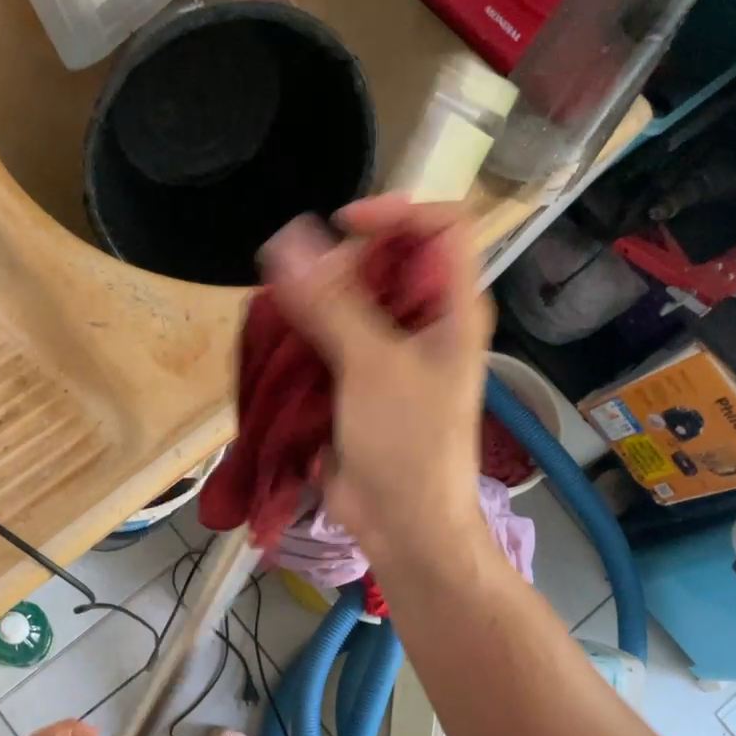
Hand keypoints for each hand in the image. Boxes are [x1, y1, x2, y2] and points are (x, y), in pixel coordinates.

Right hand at [259, 195, 496, 570]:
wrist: (403, 524)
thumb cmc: (407, 443)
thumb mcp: (372, 365)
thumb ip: (332, 302)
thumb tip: (289, 240)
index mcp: (453, 308)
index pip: (440, 225)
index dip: (396, 212)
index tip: (342, 227)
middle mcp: (426, 323)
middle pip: (389, 261)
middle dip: (343, 261)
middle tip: (303, 282)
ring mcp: (392, 355)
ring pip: (354, 303)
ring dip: (317, 302)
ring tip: (284, 311)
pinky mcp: (360, 384)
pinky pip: (333, 342)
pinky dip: (308, 336)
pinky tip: (282, 342)